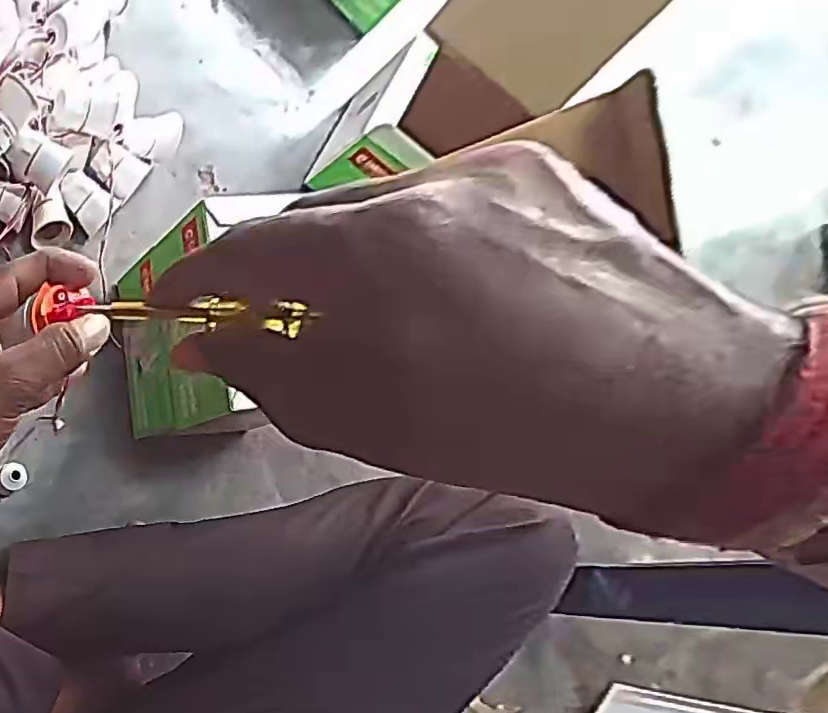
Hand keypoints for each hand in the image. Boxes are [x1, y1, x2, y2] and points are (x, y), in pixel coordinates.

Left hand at [0, 251, 110, 503]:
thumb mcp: (5, 385)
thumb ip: (54, 351)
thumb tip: (96, 324)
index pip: (8, 278)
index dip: (53, 272)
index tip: (90, 278)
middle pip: (21, 309)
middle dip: (57, 319)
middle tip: (89, 328)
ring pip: (26, 340)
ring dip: (55, 350)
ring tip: (76, 364)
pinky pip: (23, 367)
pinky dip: (45, 372)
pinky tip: (63, 381)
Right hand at [152, 142, 801, 535]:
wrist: (662, 404)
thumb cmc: (476, 428)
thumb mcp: (337, 413)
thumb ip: (253, 367)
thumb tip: (197, 343)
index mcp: (361, 257)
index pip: (239, 249)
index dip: (189, 275)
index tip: (165, 299)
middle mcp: (414, 192)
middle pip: (295, 221)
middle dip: (257, 270)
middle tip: (243, 315)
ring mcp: (480, 171)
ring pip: (358, 208)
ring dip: (322, 257)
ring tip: (332, 310)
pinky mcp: (531, 169)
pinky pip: (421, 201)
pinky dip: (387, 241)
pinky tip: (408, 287)